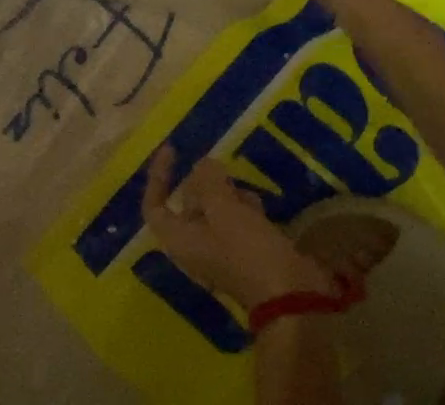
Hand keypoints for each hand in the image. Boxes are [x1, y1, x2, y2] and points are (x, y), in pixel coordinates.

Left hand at [140, 145, 333, 310]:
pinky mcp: (246, 252)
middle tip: (222, 168)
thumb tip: (202, 165)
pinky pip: (237, 222)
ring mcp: (221, 251)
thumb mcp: (222, 208)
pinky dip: (245, 209)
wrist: (290, 294)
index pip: (154, 206)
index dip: (158, 176)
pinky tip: (260, 207)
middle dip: (204, 183)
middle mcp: (194, 246)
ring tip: (243, 188)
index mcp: (179, 240)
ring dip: (228, 194)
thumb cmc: (247, 249)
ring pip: (216, 210)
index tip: (172, 149)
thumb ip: (207, 181)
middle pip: (189, 204)